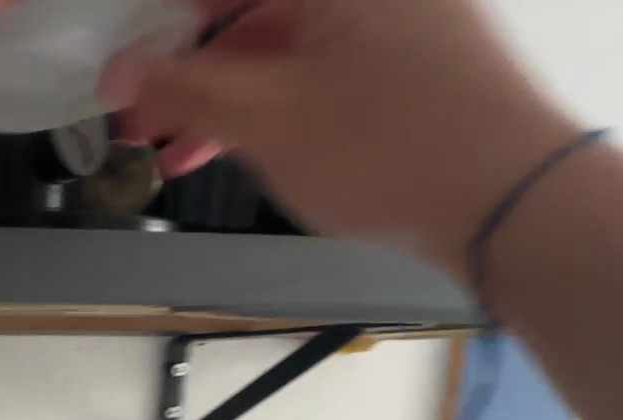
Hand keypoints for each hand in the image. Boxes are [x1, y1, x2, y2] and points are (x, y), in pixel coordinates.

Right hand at [108, 0, 583, 273]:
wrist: (505, 199)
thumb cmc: (387, 146)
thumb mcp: (266, 118)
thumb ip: (185, 89)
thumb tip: (117, 71)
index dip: (164, 20)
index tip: (124, 61)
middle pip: (250, 11)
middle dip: (184, 67)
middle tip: (137, 116)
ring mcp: (389, 21)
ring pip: (276, 47)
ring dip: (216, 98)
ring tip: (170, 152)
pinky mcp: (399, 65)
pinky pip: (309, 72)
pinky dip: (262, 107)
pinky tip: (224, 150)